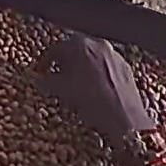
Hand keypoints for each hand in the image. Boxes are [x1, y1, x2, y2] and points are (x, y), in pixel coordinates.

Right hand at [34, 34, 152, 144]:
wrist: (125, 119)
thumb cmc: (93, 103)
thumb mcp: (63, 92)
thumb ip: (47, 81)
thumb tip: (40, 79)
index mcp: (81, 47)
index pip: (56, 48)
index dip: (44, 61)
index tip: (40, 71)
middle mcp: (99, 45)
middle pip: (75, 48)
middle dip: (64, 60)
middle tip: (56, 74)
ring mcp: (114, 55)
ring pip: (92, 55)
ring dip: (81, 65)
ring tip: (74, 82)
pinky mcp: (125, 66)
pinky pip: (105, 64)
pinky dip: (95, 71)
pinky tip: (93, 86)